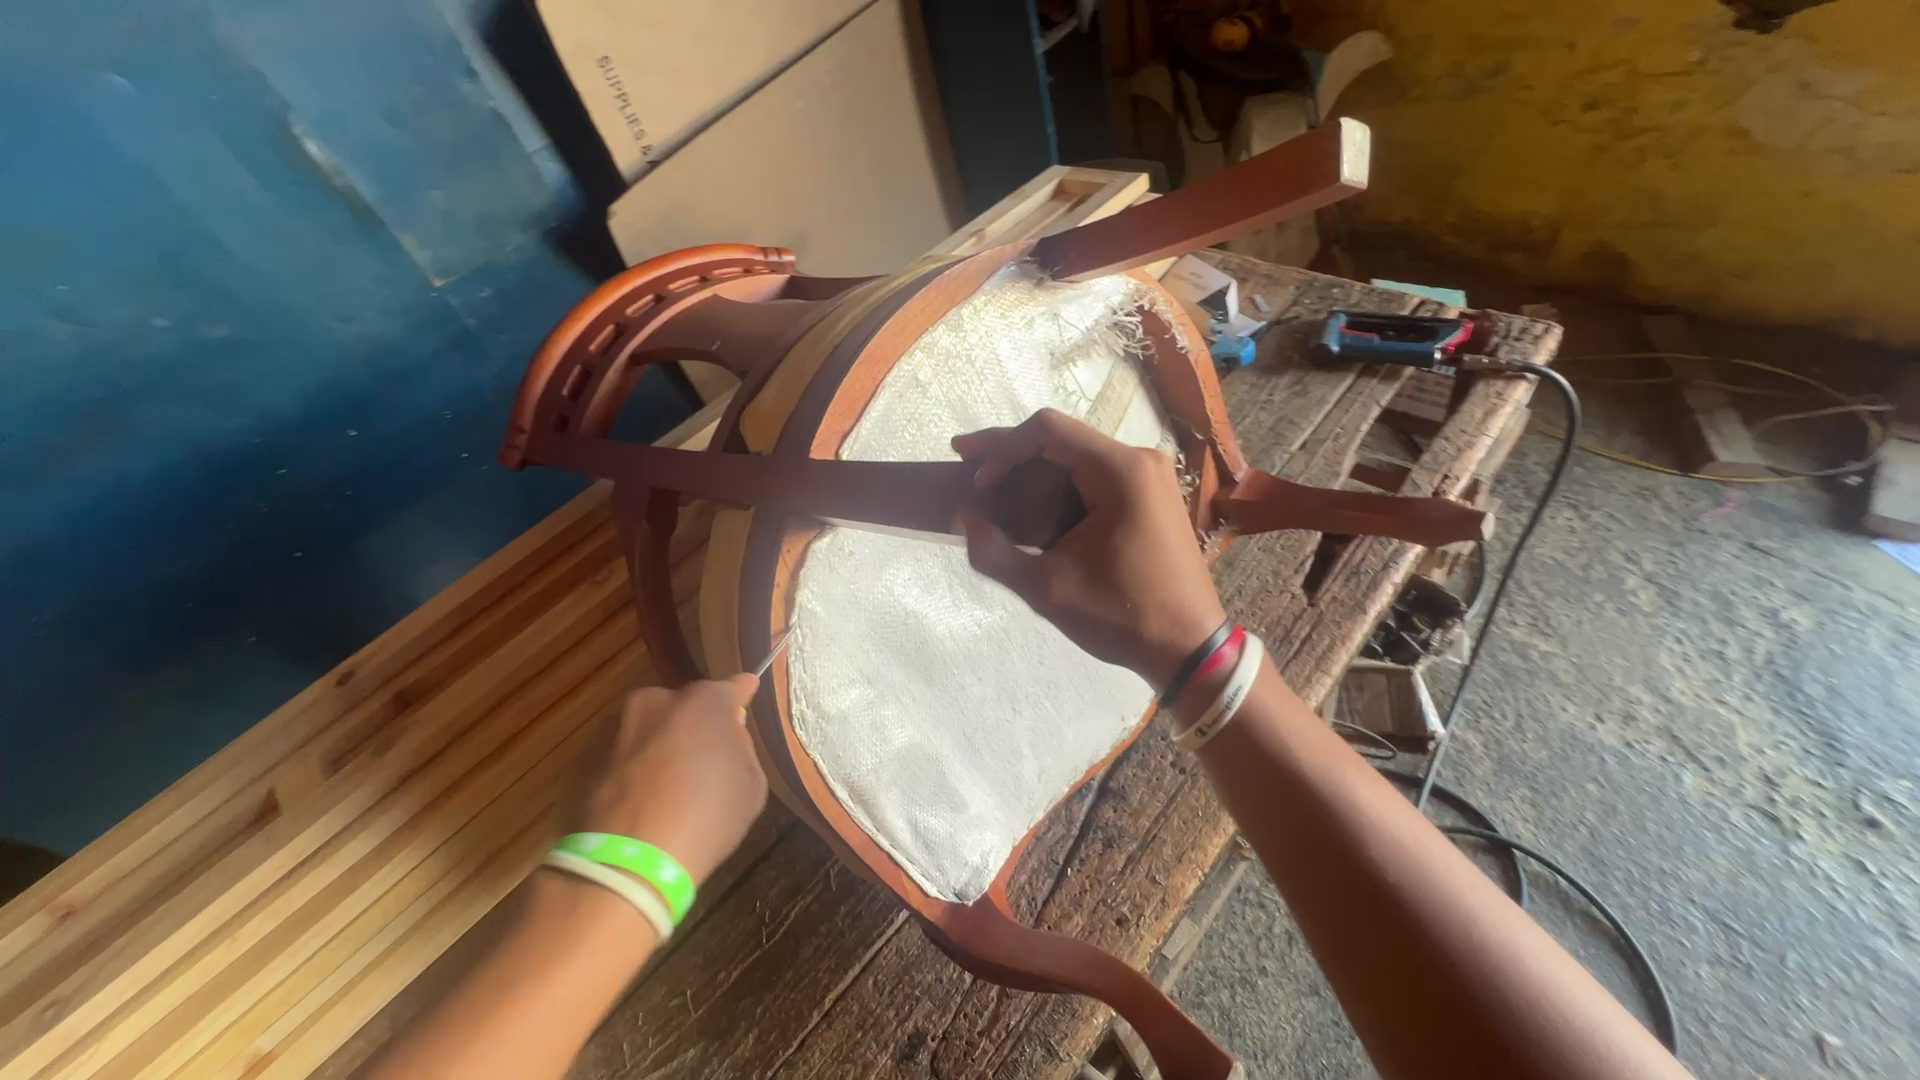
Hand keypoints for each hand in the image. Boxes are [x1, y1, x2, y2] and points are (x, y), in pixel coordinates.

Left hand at [569, 675, 767, 884]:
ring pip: (647, 728)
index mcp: (704, 702)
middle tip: (702, 763)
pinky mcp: (583, 754)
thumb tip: (727, 734)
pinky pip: (619, 754)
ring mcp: (614, 726)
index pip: (732, 687)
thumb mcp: (751, 786)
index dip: (743, 691)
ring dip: (659, 745)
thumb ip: (743, 748)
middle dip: (695, 726)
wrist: (625, 863)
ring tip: (663, 789)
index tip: (748, 690)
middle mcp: (656, 701)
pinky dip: (629, 769)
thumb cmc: (705, 820)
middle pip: (685, 707)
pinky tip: (637, 804)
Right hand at [952, 408, 1227, 688]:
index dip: (1001, 447)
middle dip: (1010, 451)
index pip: (1048, 430)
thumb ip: (993, 551)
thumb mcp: (1047, 589)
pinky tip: (1034, 502)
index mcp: (1121, 471)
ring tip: (993, 485)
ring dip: (1034, 467)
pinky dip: (1060, 482)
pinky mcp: (1153, 496)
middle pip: (1063, 437)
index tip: (974, 481)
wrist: (1189, 647)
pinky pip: (1097, 473)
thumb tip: (963, 517)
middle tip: (965, 464)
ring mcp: (1151, 477)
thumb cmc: (1121, 616)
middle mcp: (1141, 460)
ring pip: (1078, 454)